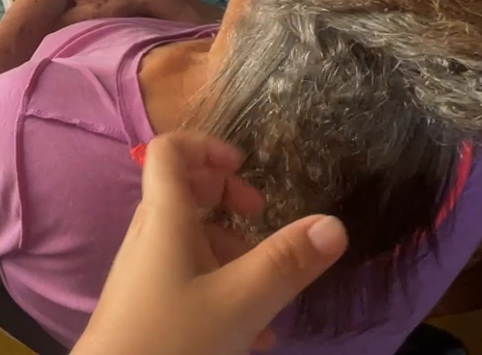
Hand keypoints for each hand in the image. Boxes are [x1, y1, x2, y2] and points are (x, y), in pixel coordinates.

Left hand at [74, 132, 346, 354]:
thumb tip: (333, 223)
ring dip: (232, 253)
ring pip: (192, 238)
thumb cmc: (174, 337)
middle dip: (228, 199)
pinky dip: (220, 285)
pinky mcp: (148, 300)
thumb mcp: (240, 302)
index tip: (245, 167)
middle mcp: (151, 231)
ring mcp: (147, 266)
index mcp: (164, 214)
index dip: (206, 146)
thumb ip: (285, 263)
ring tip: (268, 292)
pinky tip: (251, 333)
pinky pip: (187, 274)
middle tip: (262, 218)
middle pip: (185, 190)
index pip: (171, 149)